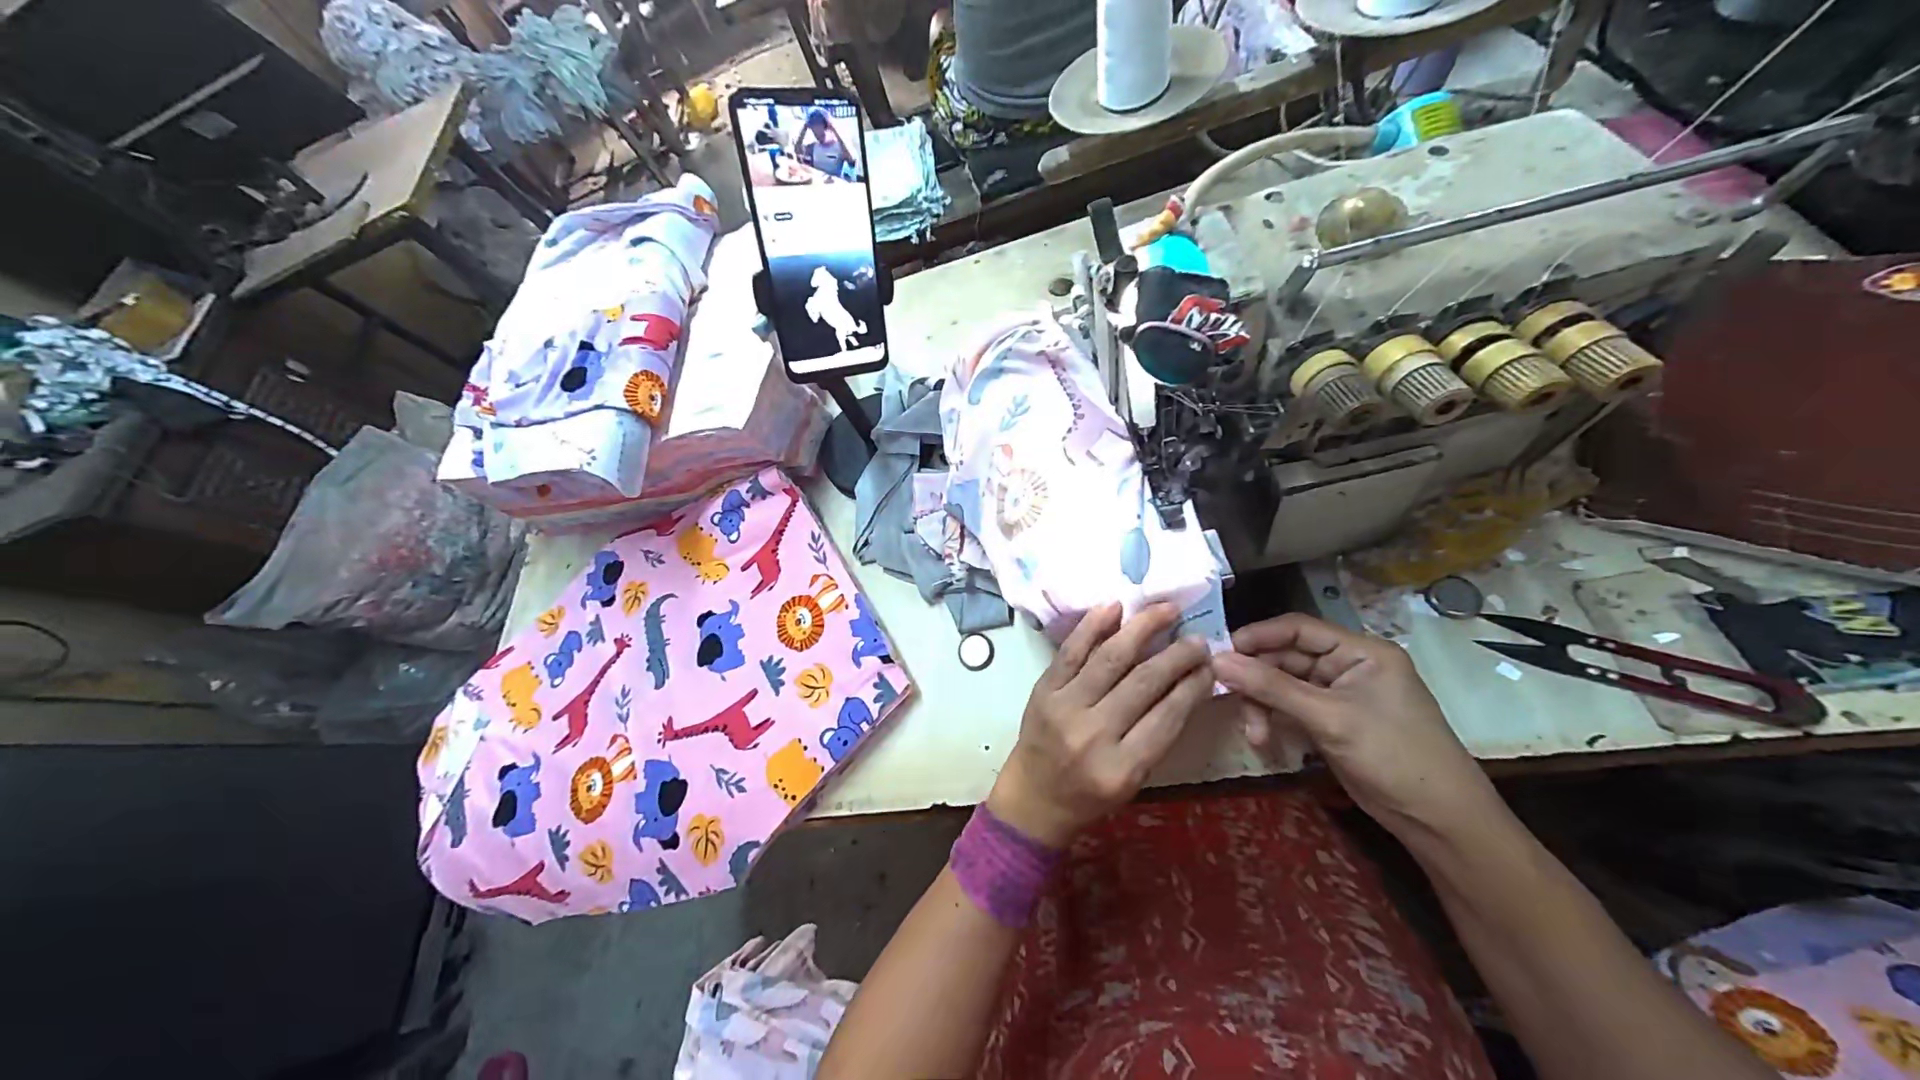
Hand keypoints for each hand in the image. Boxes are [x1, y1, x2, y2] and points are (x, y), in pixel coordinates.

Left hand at [986, 602, 1212, 846]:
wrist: (1034, 798)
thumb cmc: (1091, 794)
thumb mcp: (1133, 780)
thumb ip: (1157, 735)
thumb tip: (1188, 682)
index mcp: (1122, 768)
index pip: (1167, 716)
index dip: (1193, 686)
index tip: (1211, 665)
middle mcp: (1093, 735)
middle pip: (1143, 682)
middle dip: (1177, 656)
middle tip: (1197, 639)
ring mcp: (1064, 708)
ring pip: (1110, 659)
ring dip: (1142, 629)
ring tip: (1165, 610)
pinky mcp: (1043, 691)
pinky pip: (1071, 652)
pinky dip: (1092, 626)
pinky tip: (1114, 607)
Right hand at [1211, 614, 1501, 846]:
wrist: (1437, 819)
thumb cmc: (1393, 755)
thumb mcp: (1329, 717)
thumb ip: (1271, 687)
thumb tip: (1217, 660)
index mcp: (1360, 651)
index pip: (1299, 629)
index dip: (1258, 636)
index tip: (1221, 652)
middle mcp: (1348, 666)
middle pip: (1286, 658)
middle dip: (1257, 679)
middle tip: (1226, 695)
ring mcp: (1339, 696)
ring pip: (1283, 686)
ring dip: (1263, 706)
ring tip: (1254, 734)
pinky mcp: (1332, 723)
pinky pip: (1290, 709)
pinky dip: (1274, 721)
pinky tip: (1264, 741)